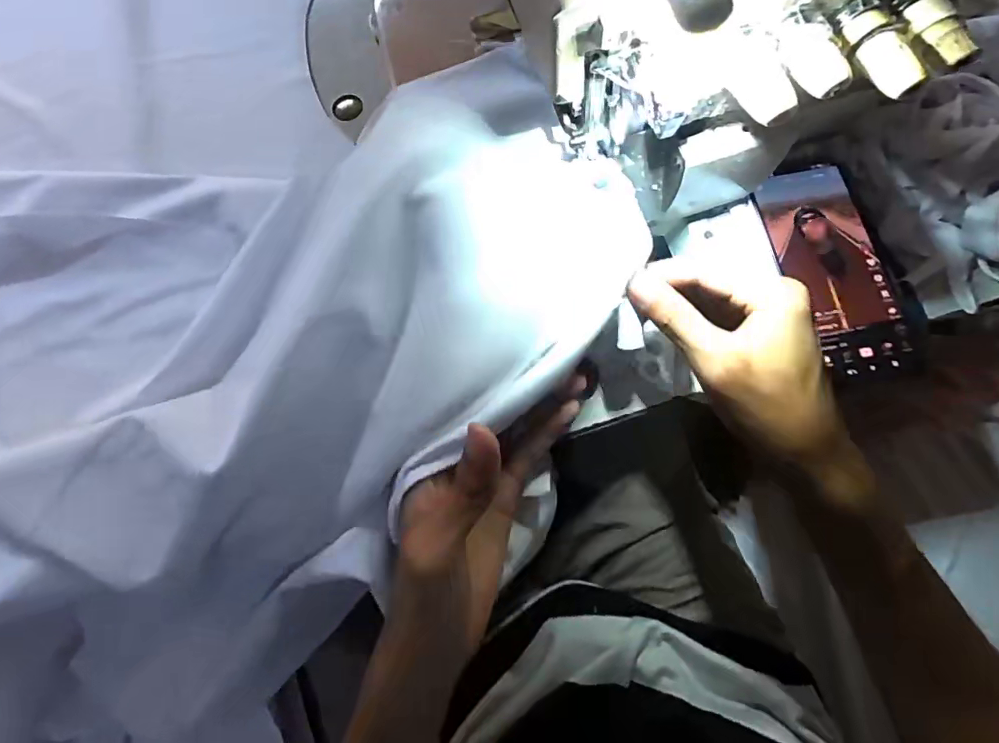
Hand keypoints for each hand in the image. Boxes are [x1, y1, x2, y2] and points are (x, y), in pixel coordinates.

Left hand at [395, 373, 583, 638]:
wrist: (438, 641)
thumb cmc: (423, 589)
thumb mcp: (438, 539)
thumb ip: (465, 487)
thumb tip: (485, 429)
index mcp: (428, 462)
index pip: (463, 412)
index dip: (494, 384)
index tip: (525, 358)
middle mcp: (456, 461)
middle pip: (495, 418)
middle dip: (527, 390)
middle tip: (565, 361)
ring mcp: (483, 479)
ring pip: (515, 434)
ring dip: (542, 409)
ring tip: (574, 379)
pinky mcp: (502, 497)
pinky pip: (527, 459)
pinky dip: (546, 437)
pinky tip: (566, 415)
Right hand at [627, 259, 852, 473]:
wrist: (808, 458)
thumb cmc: (764, 408)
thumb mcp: (714, 360)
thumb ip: (673, 317)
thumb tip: (634, 281)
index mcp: (773, 291)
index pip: (706, 273)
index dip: (662, 276)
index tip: (624, 281)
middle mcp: (777, 292)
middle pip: (711, 283)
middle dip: (670, 291)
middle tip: (628, 296)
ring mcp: (774, 312)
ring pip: (714, 300)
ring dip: (680, 306)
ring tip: (640, 307)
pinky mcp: (767, 331)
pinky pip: (723, 316)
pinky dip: (697, 321)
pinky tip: (668, 323)